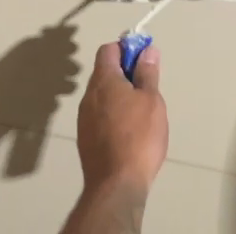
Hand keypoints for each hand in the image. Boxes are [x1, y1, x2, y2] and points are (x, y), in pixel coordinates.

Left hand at [75, 41, 168, 195]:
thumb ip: (147, 73)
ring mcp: (84, 119)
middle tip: (147, 88)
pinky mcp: (85, 139)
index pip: (108, 50)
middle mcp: (88, 96)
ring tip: (140, 113)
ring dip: (119, 95)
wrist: (116, 186)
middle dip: (125, 73)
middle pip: (104, 72)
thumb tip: (147, 50)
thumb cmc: (139, 137)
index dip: (126, 49)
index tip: (144, 60)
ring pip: (102, 95)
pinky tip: (128, 132)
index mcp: (103, 81)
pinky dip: (113, 115)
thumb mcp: (151, 100)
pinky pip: (99, 115)